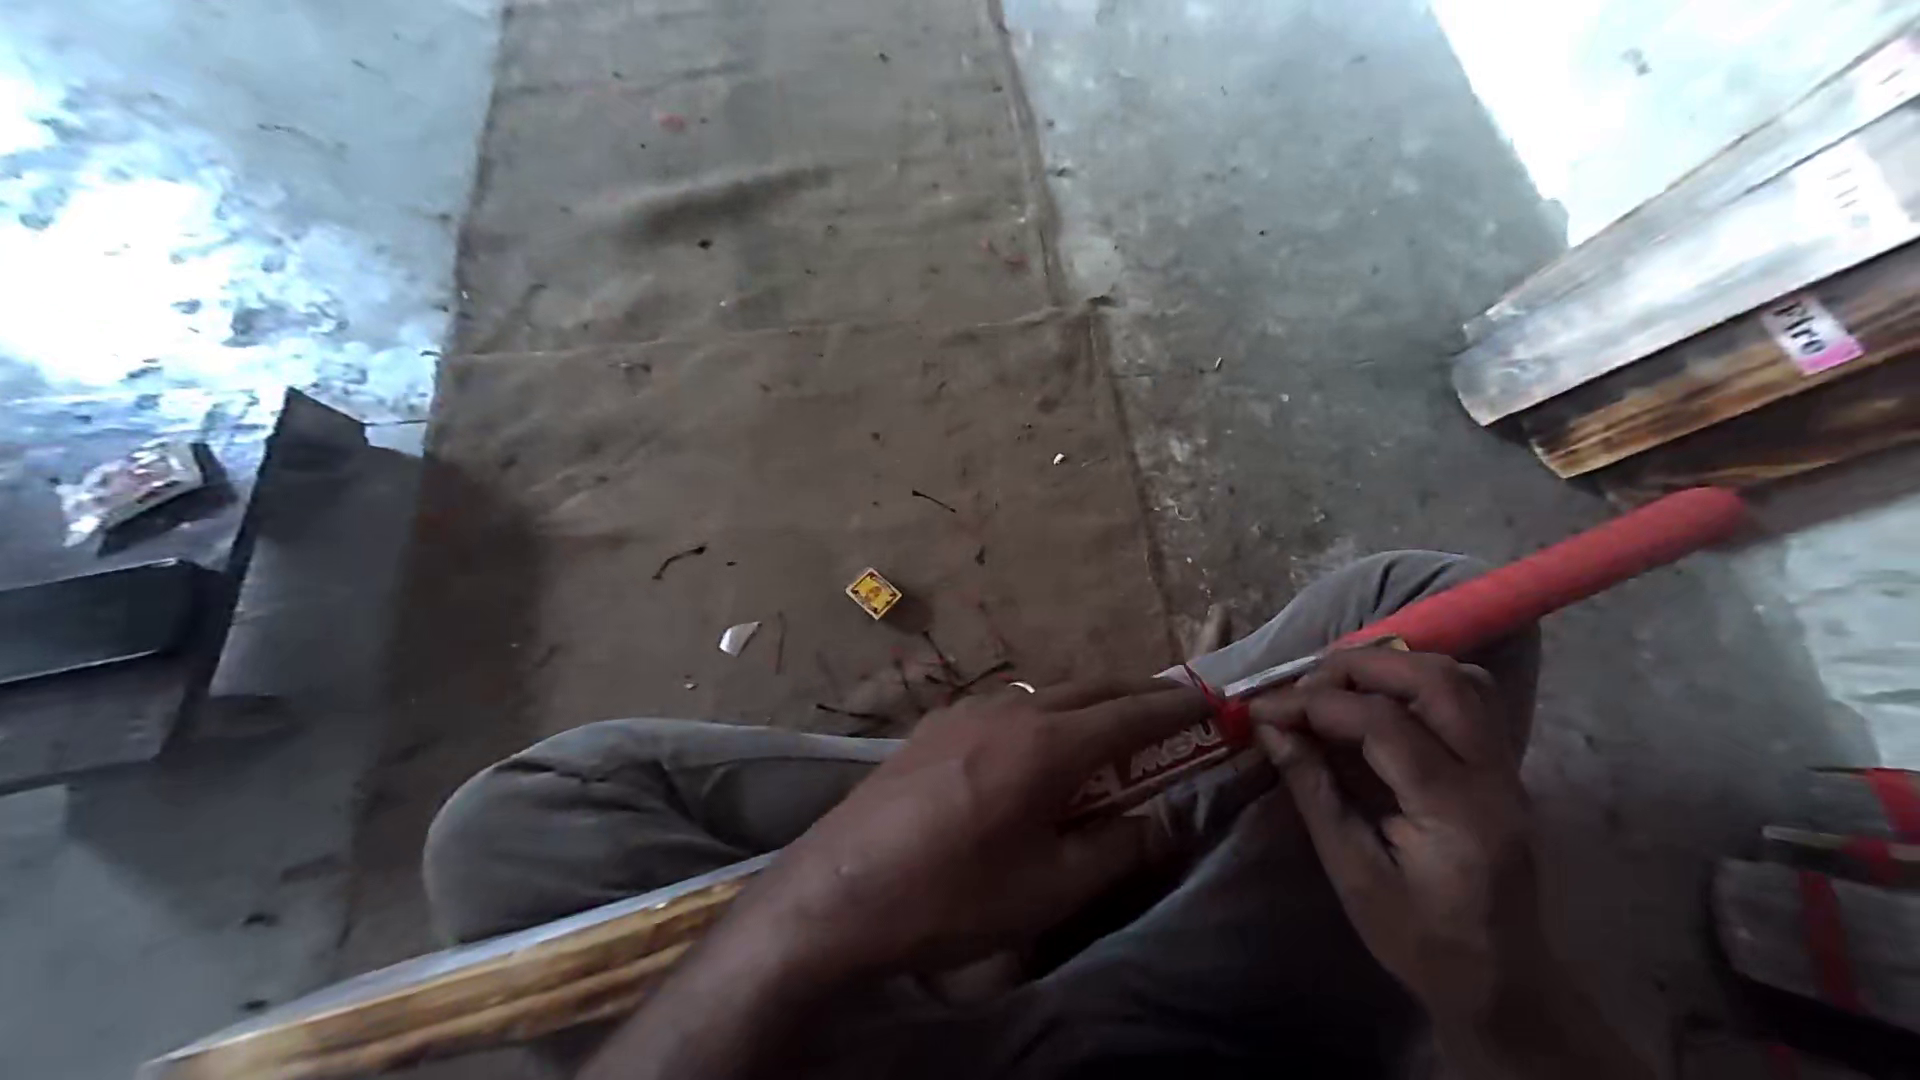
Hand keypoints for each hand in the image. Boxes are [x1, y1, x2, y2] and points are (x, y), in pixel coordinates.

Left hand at [738, 680, 1212, 979]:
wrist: (841, 890)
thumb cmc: (954, 896)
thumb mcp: (1051, 888)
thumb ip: (1116, 847)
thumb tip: (1159, 823)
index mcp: (1047, 745)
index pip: (1131, 714)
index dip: (1175, 706)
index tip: (1208, 700)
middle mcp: (1010, 710)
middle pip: (1090, 687)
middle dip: (1135, 693)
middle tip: (1168, 709)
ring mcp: (966, 710)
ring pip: (1046, 693)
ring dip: (1085, 703)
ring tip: (1102, 733)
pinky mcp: (934, 724)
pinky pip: (1005, 706)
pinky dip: (1039, 715)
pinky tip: (1029, 749)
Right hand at [1248, 648, 1545, 1022]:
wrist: (1502, 985)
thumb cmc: (1418, 939)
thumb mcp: (1351, 871)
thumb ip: (1313, 789)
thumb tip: (1270, 728)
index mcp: (1457, 812)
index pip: (1383, 724)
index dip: (1313, 704)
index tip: (1262, 708)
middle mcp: (1494, 778)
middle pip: (1435, 680)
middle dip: (1356, 667)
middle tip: (1301, 685)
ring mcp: (1507, 769)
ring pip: (1458, 678)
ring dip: (1388, 665)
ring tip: (1333, 686)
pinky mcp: (1501, 768)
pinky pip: (1468, 697)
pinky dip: (1415, 680)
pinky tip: (1377, 699)